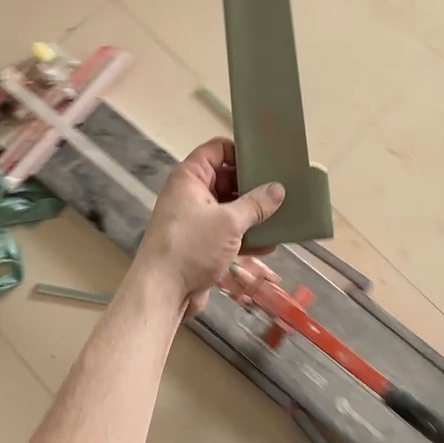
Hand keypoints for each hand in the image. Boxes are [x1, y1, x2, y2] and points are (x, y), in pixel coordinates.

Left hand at [132, 138, 283, 317]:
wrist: (162, 293)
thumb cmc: (189, 247)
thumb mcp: (229, 222)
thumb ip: (256, 204)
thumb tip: (277, 189)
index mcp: (190, 177)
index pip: (217, 149)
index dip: (240, 151)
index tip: (265, 159)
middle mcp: (190, 194)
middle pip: (226, 179)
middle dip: (252, 185)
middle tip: (281, 187)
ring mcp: (196, 219)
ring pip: (230, 207)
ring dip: (252, 213)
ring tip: (281, 214)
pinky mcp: (201, 243)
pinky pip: (228, 232)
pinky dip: (246, 235)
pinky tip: (269, 243)